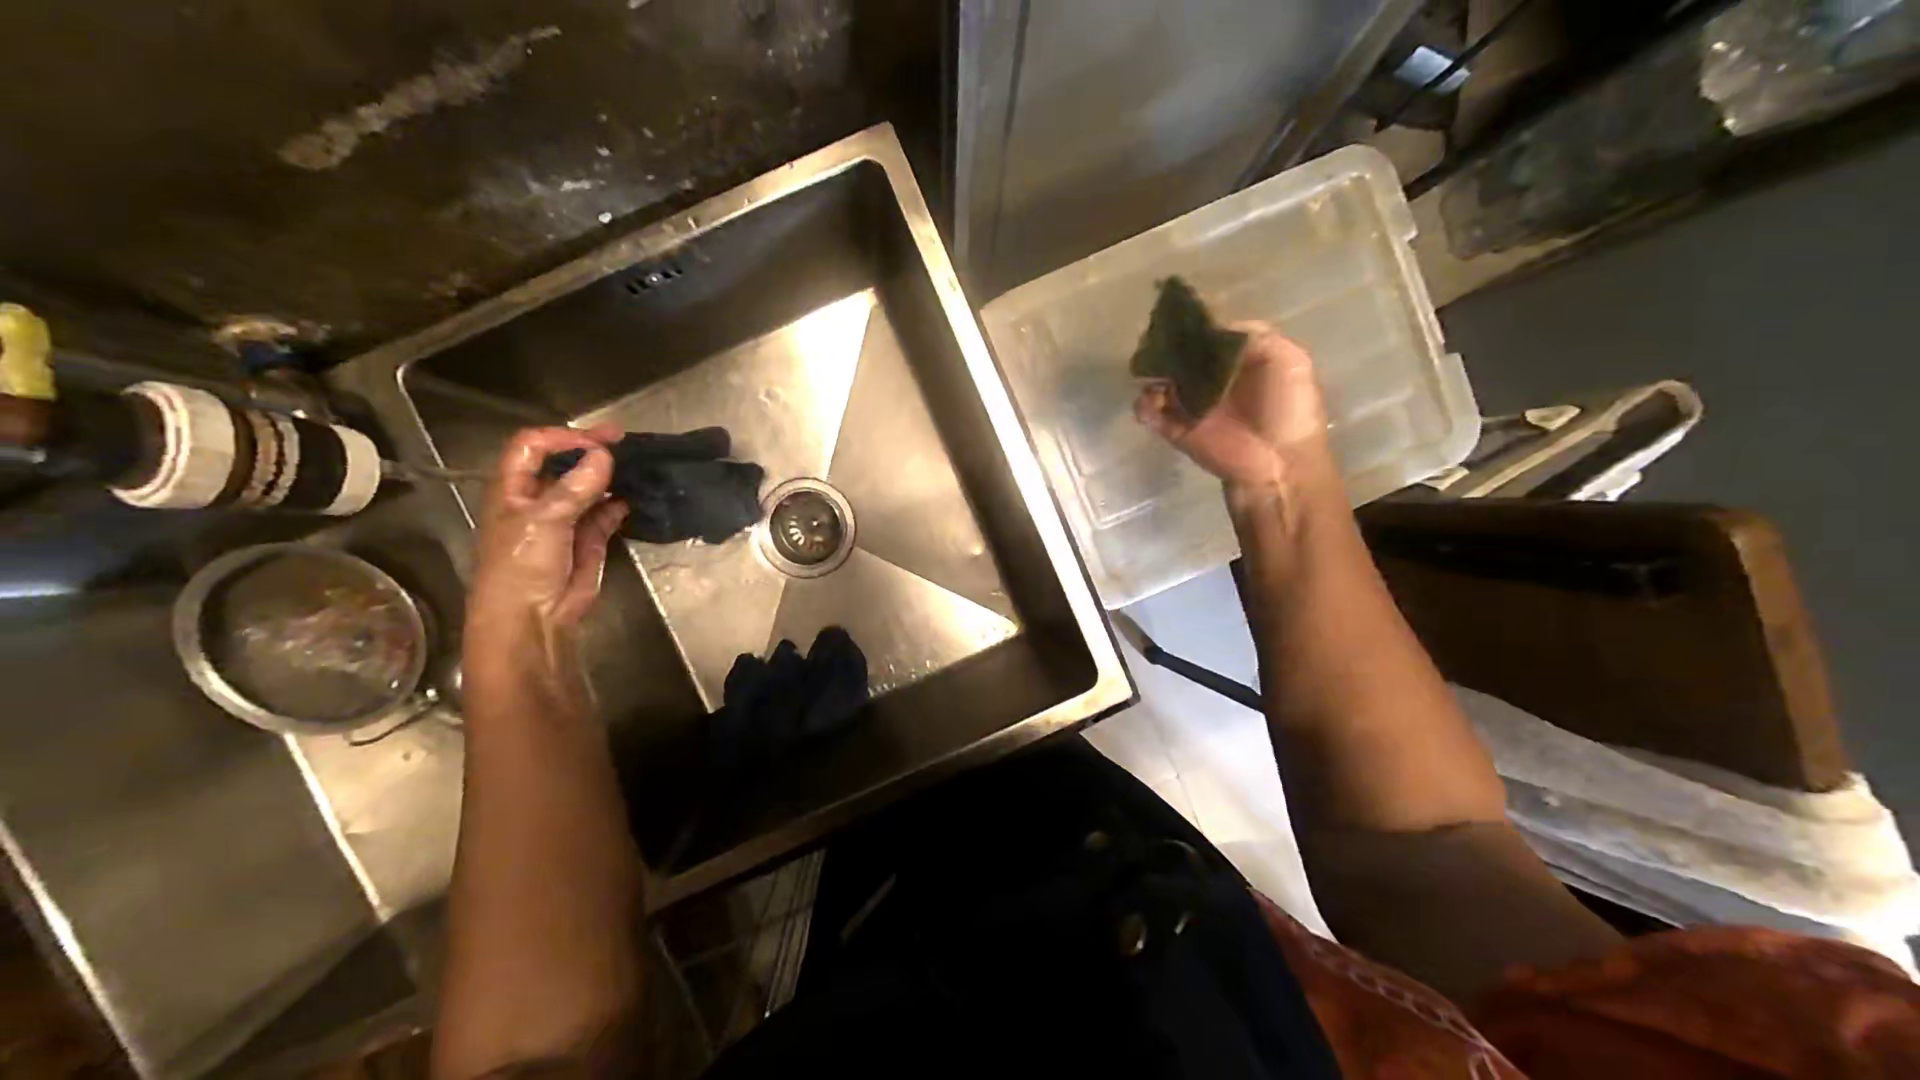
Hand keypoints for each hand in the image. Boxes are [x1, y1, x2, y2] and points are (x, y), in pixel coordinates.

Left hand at [467, 425, 627, 650]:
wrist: (531, 619)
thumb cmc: (522, 565)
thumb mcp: (544, 520)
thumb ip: (576, 487)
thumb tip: (604, 456)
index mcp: (513, 488)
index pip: (533, 446)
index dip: (562, 437)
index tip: (598, 440)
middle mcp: (538, 499)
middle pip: (564, 464)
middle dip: (590, 451)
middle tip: (624, 442)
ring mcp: (564, 520)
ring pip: (588, 488)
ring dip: (608, 477)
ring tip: (635, 467)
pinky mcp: (587, 541)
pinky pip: (605, 515)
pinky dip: (618, 505)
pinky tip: (632, 498)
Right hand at [1133, 322, 1333, 498]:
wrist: (1278, 464)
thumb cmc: (1288, 409)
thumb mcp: (1288, 359)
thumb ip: (1254, 336)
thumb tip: (1213, 328)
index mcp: (1239, 363)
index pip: (1209, 339)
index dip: (1193, 329)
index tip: (1177, 319)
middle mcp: (1214, 382)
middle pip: (1181, 359)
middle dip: (1166, 351)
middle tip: (1155, 345)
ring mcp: (1193, 407)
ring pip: (1161, 384)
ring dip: (1152, 377)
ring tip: (1155, 377)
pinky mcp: (1178, 431)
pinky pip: (1151, 414)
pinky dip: (1144, 406)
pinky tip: (1150, 402)